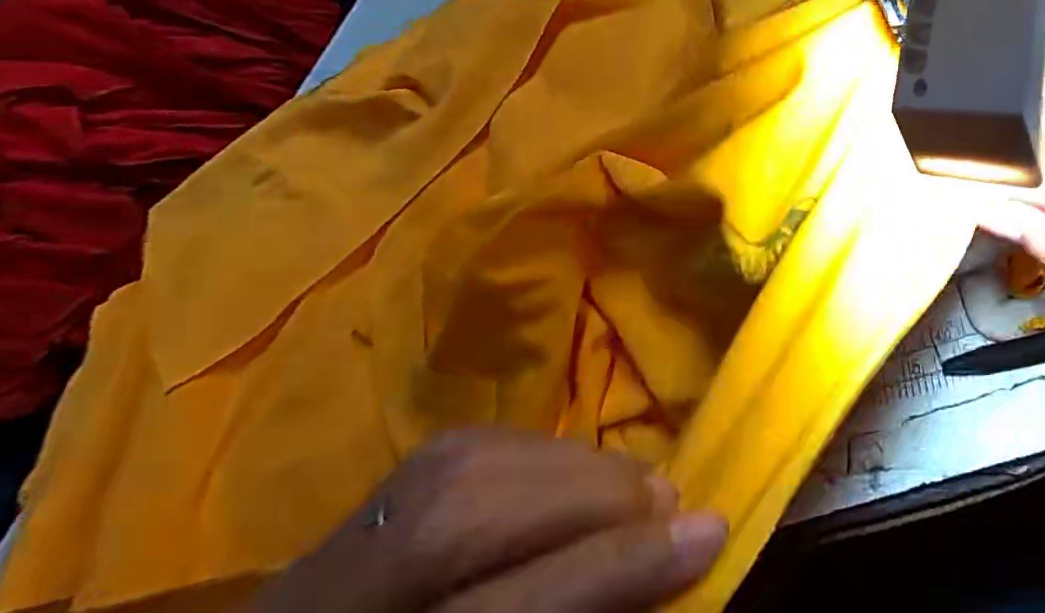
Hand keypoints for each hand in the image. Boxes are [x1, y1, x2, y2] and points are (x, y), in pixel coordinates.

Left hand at [253, 429, 726, 612]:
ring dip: (568, 461)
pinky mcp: (363, 499)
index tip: (711, 530)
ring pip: (458, 465)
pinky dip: (533, 451)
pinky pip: (460, 447)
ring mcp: (332, 546)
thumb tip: (671, 557)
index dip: (614, 566)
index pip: (504, 609)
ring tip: (636, 484)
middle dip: (588, 494)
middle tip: (670, 497)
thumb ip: (581, 604)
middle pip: (459, 519)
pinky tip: (574, 471)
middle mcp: (338, 596)